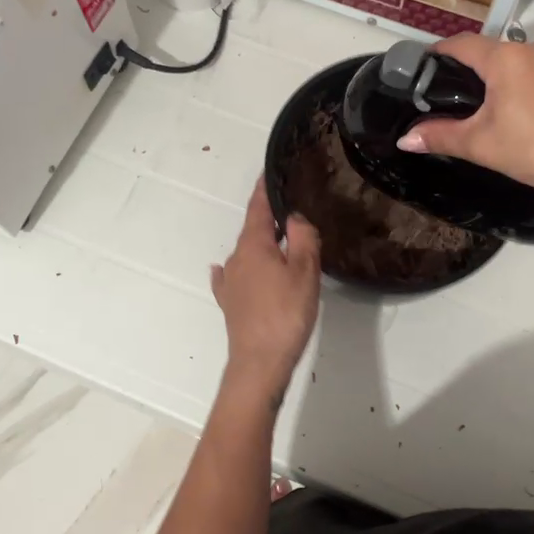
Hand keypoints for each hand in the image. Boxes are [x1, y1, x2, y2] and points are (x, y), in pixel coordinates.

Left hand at [211, 179, 321, 403]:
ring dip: (262, 244)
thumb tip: (293, 217)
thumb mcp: (305, 271)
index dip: (265, 189)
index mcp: (253, 245)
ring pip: (247, 253)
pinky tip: (228, 271)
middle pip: (252, 230)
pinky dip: (241, 268)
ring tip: (283, 242)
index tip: (270, 171)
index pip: (258, 207)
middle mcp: (236, 258)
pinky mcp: (230, 303)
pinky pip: (233, 277)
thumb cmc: (286, 313)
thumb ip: (303, 237)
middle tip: (290, 210)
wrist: (259, 362)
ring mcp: (230, 282)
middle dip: (268, 219)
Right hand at [397, 35, 533, 226]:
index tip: (426, 70)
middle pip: (496, 55)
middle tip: (467, 108)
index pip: (461, 44)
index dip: (440, 55)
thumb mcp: (483, 146)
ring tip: (509, 120)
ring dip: (513, 85)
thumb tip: (405, 139)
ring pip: (527, 66)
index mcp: (505, 58)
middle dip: (479, 77)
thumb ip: (441, 136)